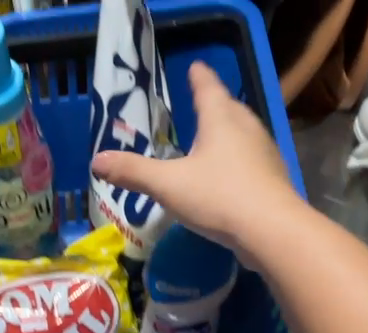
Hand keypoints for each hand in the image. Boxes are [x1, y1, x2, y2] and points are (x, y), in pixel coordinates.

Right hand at [91, 60, 302, 264]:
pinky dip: (235, 162)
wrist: (270, 230)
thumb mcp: (168, 185)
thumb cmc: (218, 197)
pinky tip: (226, 178)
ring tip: (209, 143)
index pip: (207, 86)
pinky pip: (249, 161)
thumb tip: (96, 161)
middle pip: (227, 108)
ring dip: (225, 136)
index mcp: (220, 117)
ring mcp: (263, 152)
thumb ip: (134, 173)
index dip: (197, 77)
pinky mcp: (271, 178)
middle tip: (198, 107)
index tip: (194, 68)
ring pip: (240, 134)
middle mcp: (245, 126)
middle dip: (212, 106)